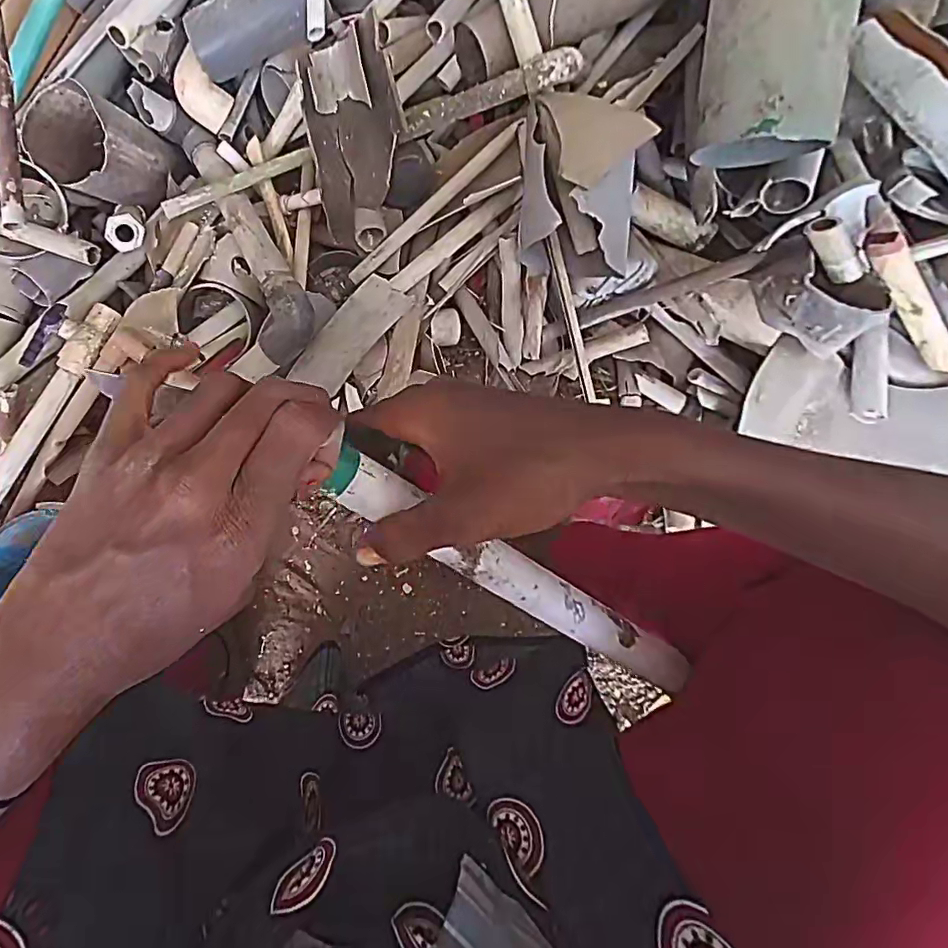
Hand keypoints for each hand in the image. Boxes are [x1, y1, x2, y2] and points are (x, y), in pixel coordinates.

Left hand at [0, 348, 341, 797]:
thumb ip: (273, 520)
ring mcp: (148, 457)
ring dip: (255, 394)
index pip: (297, 432)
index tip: (323, 435)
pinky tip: (195, 360)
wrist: (64, 635)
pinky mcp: (111, 446)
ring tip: (258, 414)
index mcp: (235, 529)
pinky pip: (143, 380)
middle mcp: (194, 483)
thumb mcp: (237, 587)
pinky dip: (174, 359)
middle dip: (301, 402)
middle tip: (303, 423)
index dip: (324, 424)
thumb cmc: (150, 625)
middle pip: (268, 400)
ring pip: (222, 386)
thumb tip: (293, 468)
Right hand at [349, 382, 670, 564]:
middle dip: (378, 478)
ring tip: (421, 514)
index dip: (341, 464)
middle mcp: (434, 398)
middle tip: (383, 514)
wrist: (607, 452)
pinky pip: (443, 443)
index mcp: (416, 408)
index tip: (343, 498)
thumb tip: (366, 550)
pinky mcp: (486, 418)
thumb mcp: (460, 516)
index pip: (354, 429)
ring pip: (414, 443)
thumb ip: (405, 535)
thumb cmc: (533, 472)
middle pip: (382, 437)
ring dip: (410, 478)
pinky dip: (438, 471)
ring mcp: (463, 405)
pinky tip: (457, 501)